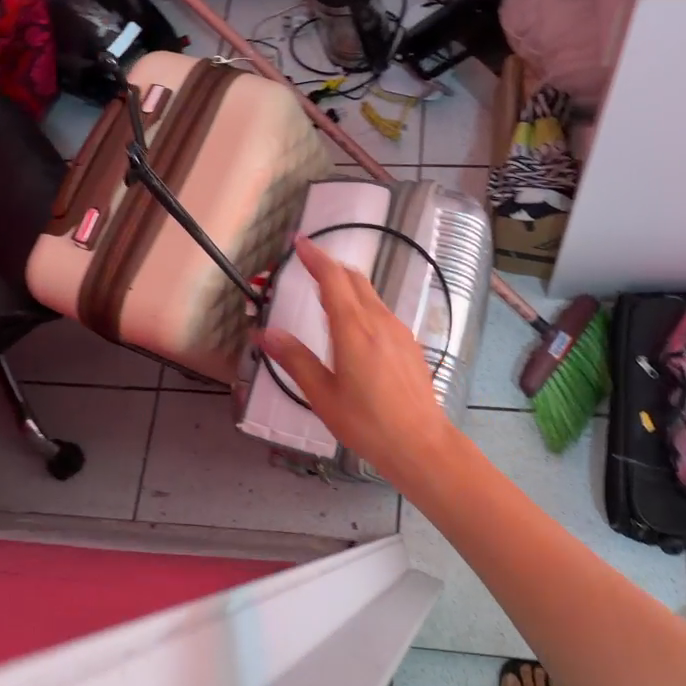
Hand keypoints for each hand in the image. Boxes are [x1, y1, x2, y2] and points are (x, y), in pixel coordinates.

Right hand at [255, 236, 457, 483]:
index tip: (299, 242)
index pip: (333, 278)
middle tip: (308, 264)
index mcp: (353, 329)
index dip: (315, 257)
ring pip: (370, 295)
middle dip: (330, 266)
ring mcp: (398, 331)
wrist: (419, 442)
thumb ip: (295, 360)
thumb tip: (265, 334)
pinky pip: (382, 312)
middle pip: (354, 279)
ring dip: (347, 286)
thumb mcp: (322, 395)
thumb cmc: (366, 423)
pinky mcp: (409, 343)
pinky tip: (353, 325)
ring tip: (325, 294)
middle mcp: (379, 321)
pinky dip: (362, 305)